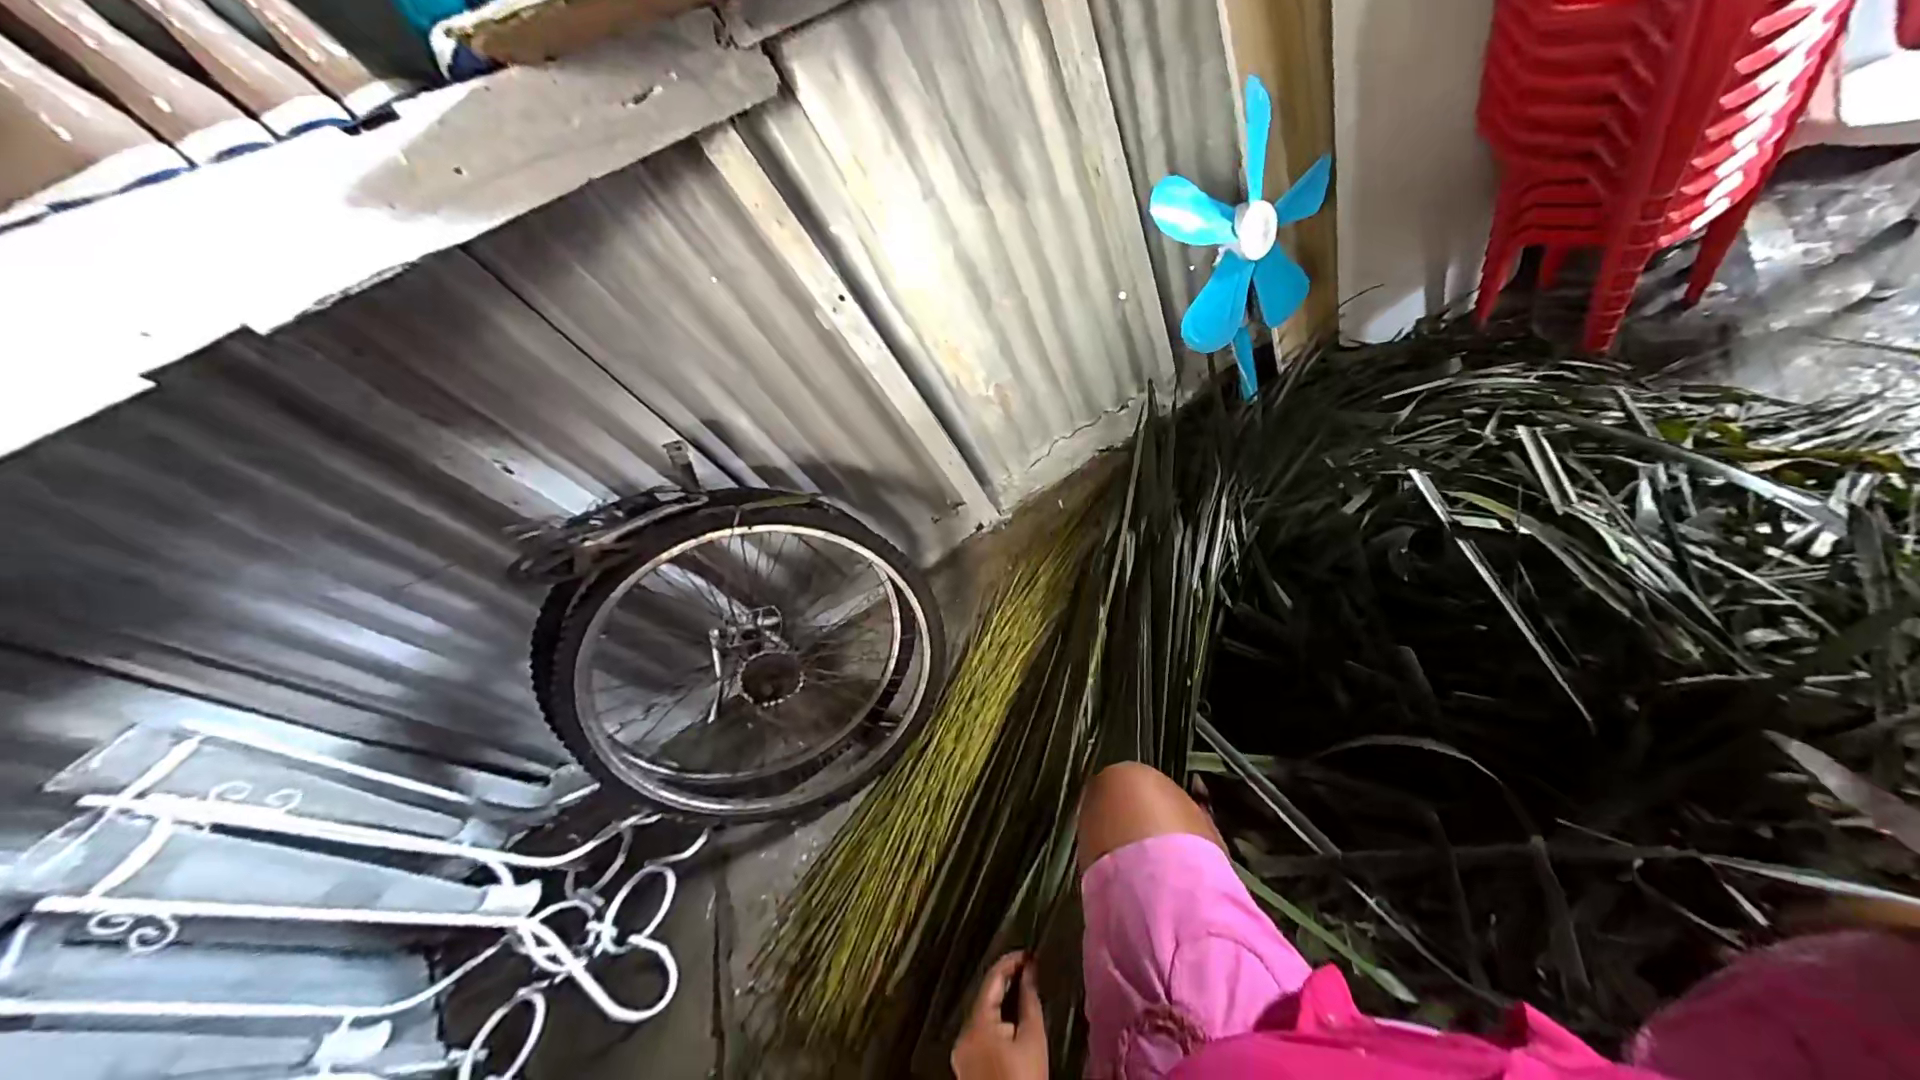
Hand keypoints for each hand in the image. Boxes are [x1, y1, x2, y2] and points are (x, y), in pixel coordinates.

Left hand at [951, 951, 1047, 1079]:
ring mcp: (960, 1052)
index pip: (991, 979)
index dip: (1010, 962)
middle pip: (984, 997)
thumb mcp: (1033, 1038)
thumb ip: (1029, 999)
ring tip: (1024, 989)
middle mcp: (962, 1034)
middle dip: (1006, 982)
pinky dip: (995, 1022)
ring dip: (1001, 1002)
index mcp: (976, 1024)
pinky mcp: (964, 1066)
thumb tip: (1030, 969)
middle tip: (1029, 970)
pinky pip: (979, 1033)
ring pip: (982, 1015)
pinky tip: (1011, 1020)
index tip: (1029, 955)